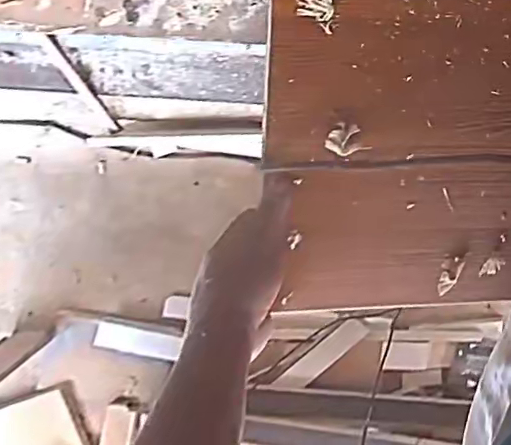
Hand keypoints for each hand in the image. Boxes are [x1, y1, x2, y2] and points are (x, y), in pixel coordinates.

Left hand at [188, 176, 292, 350]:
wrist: (226, 336)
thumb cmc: (250, 281)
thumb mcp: (270, 238)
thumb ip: (274, 209)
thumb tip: (278, 175)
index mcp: (225, 244)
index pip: (249, 217)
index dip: (272, 214)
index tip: (293, 215)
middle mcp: (215, 265)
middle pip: (246, 243)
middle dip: (268, 241)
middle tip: (294, 241)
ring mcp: (216, 292)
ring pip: (246, 269)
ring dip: (264, 267)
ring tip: (289, 268)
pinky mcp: (224, 316)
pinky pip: (247, 295)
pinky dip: (261, 292)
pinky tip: (276, 296)